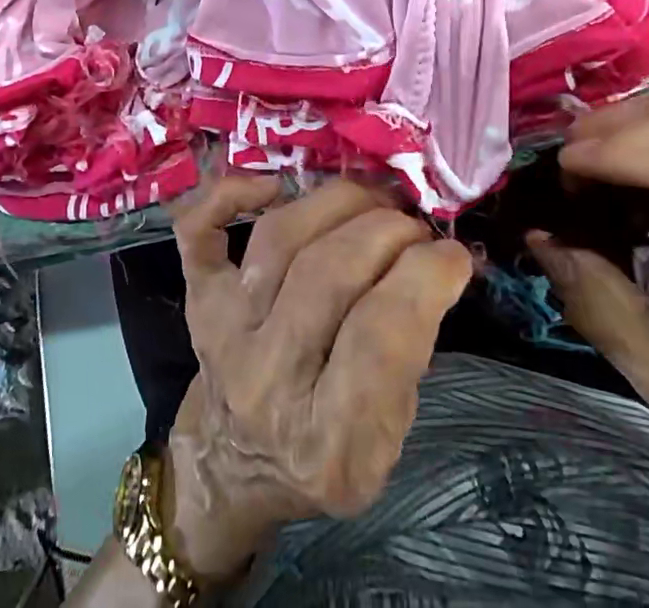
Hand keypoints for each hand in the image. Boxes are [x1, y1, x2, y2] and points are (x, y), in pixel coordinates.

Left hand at [162, 177, 470, 580]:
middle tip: (415, 224)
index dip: (425, 278)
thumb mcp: (386, 440)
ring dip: (336, 204)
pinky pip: (197, 230)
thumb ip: (407, 357)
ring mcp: (222, 330)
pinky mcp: (197, 300)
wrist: (235, 463)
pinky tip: (273, 184)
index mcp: (328, 435)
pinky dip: (227, 193)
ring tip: (374, 202)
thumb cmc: (323, 455)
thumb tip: (432, 261)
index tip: (451, 253)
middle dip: (386, 232)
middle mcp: (265, 376)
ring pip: (278, 239)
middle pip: (327, 273)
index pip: (380, 335)